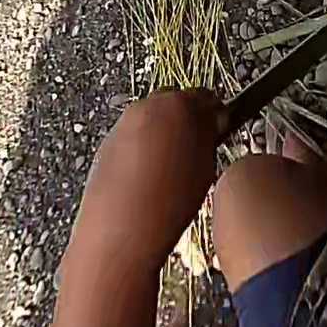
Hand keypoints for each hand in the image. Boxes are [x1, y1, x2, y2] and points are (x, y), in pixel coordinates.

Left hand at [67, 89, 225, 279]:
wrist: (120, 229)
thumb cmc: (169, 201)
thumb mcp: (205, 167)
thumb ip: (209, 137)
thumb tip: (212, 125)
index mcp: (178, 105)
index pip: (205, 97)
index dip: (215, 114)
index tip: (218, 128)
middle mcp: (148, 105)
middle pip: (175, 102)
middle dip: (187, 119)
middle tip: (197, 147)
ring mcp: (125, 122)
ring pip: (152, 118)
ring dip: (164, 131)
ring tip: (172, 165)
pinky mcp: (108, 140)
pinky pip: (133, 134)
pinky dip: (143, 145)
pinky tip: (149, 174)